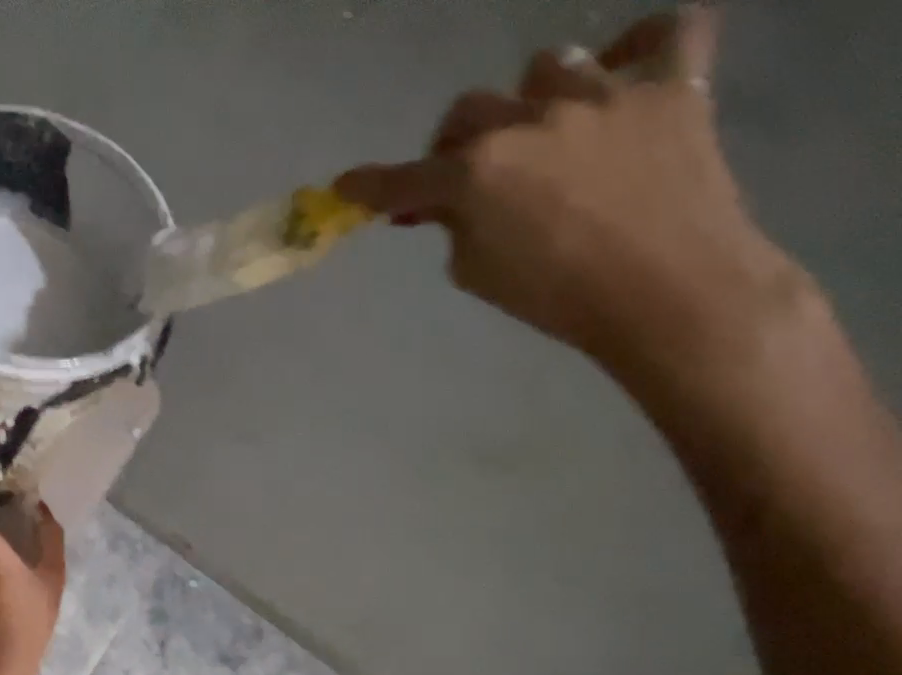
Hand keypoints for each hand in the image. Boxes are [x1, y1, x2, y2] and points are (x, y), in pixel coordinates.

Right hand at [334, 7, 811, 398]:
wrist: (672, 294)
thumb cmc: (559, 298)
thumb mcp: (477, 272)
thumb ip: (455, 226)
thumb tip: (450, 204)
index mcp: (474, 173)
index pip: (402, 178)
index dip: (368, 186)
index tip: (346, 187)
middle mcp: (529, 122)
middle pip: (468, 109)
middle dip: (456, 144)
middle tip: (466, 176)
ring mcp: (604, 97)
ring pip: (548, 67)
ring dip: (532, 99)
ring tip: (545, 130)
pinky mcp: (673, 89)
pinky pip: (668, 32)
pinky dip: (644, 45)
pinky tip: (627, 70)